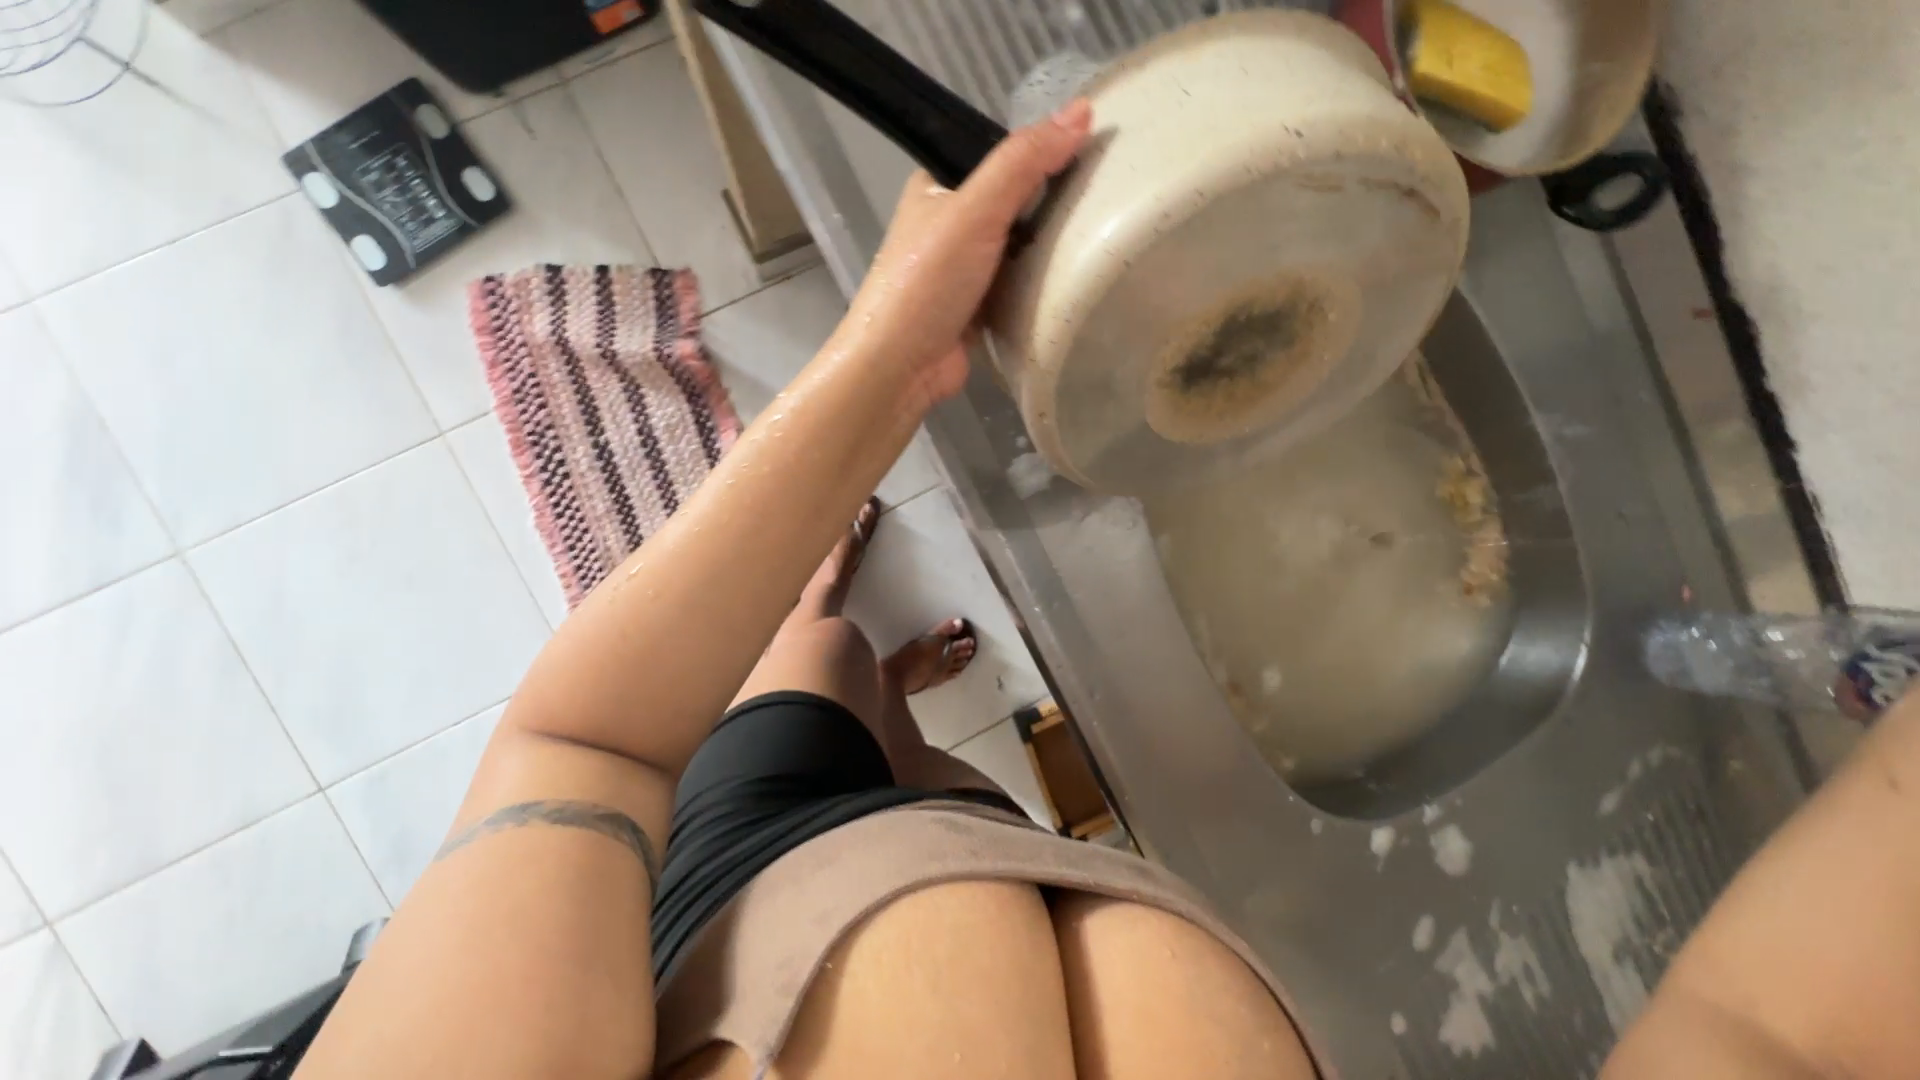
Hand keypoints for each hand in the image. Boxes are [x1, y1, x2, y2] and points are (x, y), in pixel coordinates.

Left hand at [832, 99, 1092, 410]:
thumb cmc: (927, 283)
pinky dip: (1041, 285)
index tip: (1090, 153)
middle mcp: (948, 224)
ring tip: (1102, 237)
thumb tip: (1083, 109)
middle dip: (1052, 204)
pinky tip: (1075, 281)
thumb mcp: (975, 210)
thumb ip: (1023, 162)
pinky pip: (1019, 286)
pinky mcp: (978, 309)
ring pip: (1019, 247)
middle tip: (1106, 201)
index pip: (997, 154)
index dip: (1039, 151)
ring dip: (1051, 248)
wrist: (899, 368)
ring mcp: (962, 270)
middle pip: (1013, 202)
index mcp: (936, 186)